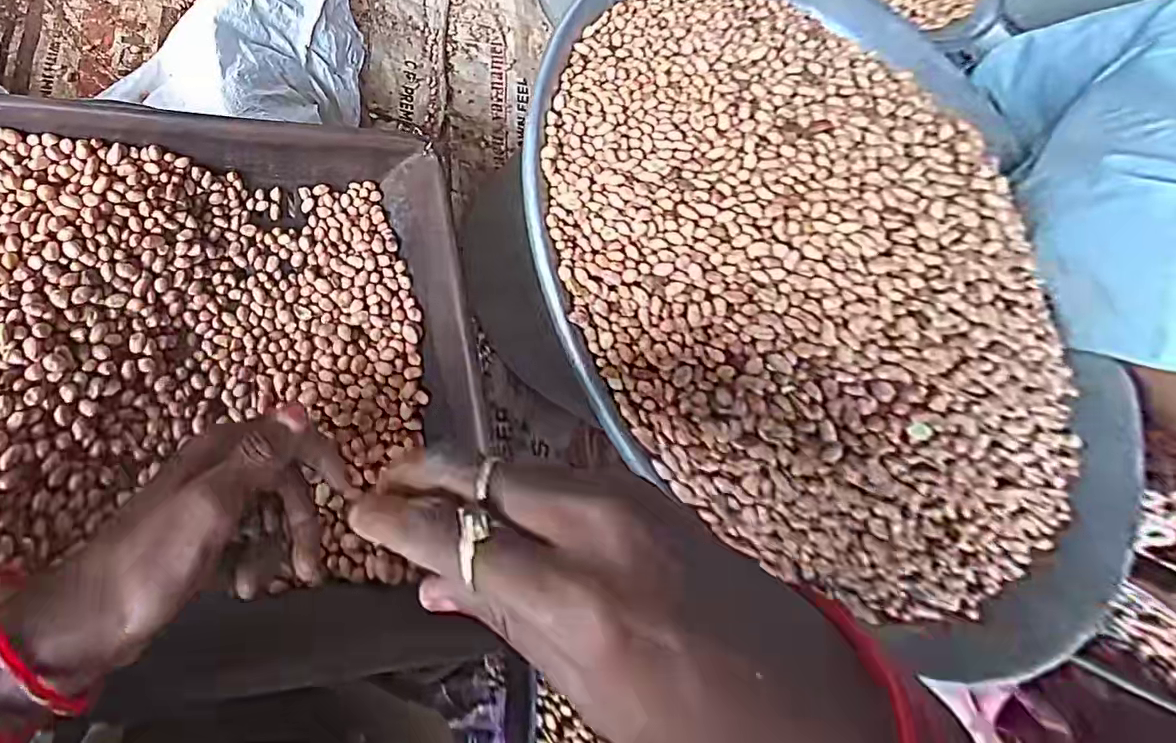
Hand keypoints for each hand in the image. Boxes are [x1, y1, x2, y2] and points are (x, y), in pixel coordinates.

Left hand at [0, 403, 353, 683]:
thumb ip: (257, 458)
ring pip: (269, 515)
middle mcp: (217, 469)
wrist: (97, 616)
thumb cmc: (154, 558)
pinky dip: (252, 563)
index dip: (320, 457)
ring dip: (274, 549)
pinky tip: (238, 586)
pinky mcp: (204, 539)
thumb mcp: (212, 504)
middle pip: (283, 481)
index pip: (286, 434)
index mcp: (220, 449)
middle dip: (300, 522)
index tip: (347, 494)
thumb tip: (297, 409)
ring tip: (256, 582)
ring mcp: (209, 505)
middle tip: (306, 567)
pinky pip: (248, 542)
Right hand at [348, 452, 904, 742]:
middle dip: (418, 473)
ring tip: (421, 488)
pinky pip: (546, 473)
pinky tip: (487, 500)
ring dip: (457, 473)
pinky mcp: (637, 487)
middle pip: (475, 473)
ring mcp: (622, 498)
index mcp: (583, 603)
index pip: (456, 539)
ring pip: (506, 463)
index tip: (360, 513)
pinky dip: (503, 482)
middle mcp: (598, 531)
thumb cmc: (693, 729)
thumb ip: (498, 618)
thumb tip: (426, 586)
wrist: (820, 709)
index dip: (396, 521)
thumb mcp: (588, 692)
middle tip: (381, 484)